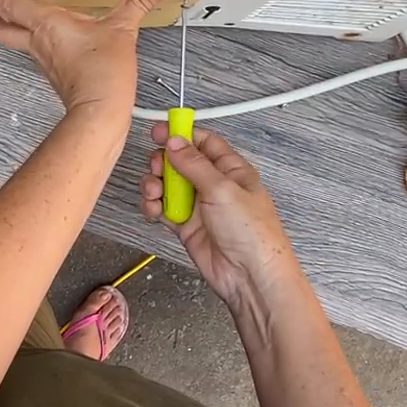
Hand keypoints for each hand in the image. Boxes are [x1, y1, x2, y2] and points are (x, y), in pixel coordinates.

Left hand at [0, 0, 173, 115]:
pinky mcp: (54, 73)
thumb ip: (138, 4)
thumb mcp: (122, 31)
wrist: (99, 112)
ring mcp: (43, 60)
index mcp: (46, 24)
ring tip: (11, 16)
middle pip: (0, 28)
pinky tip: (45, 39)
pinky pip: (36, 53)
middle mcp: (38, 42)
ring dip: (9, 28)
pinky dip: (32, 42)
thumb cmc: (102, 76)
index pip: (9, 6)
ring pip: (15, 42)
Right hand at [140, 124, 303, 310]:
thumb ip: (194, 163)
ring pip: (167, 185)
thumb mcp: (222, 189)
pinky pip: (163, 209)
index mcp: (230, 169)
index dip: (180, 134)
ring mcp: (199, 206)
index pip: (202, 142)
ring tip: (155, 194)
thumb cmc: (253, 234)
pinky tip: (154, 210)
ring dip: (155, 185)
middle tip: (158, 168)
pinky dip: (154, 207)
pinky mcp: (186, 225)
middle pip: (179, 162)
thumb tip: (174, 141)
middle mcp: (214, 185)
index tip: (159, 130)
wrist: (249, 276)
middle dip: (163, 162)